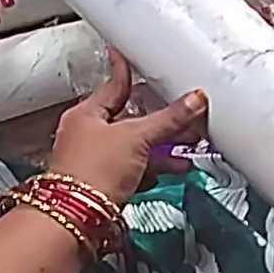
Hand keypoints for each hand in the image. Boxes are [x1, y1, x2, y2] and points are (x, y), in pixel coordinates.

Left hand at [48, 50, 206, 204]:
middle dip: (162, 120)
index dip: (124, 70)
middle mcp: (90, 135)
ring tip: (188, 145)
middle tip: (185, 113)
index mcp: (88, 115)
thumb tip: (194, 100)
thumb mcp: (137, 137)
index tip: (125, 55)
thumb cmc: (92, 172)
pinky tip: (173, 168)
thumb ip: (168, 119)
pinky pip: (139, 169)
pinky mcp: (109, 184)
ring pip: (138, 146)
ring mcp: (100, 161)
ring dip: (163, 147)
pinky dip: (156, 167)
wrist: (79, 217)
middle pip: (133, 120)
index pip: (114, 86)